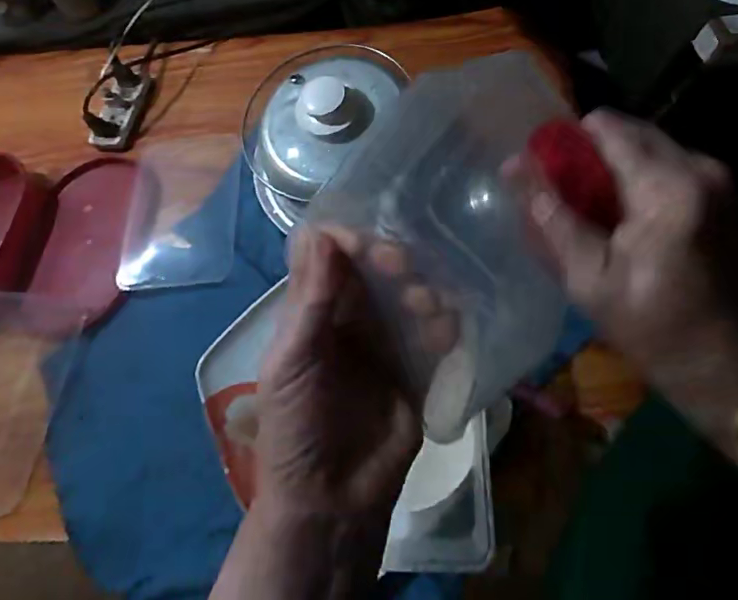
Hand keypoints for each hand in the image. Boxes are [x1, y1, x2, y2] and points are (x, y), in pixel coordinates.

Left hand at [254, 227, 420, 523]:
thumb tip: (321, 233)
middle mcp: (353, 315)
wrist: (329, 503)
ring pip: (410, 292)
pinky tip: (447, 329)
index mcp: (315, 308)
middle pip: (376, 265)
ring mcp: (388, 340)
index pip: (331, 252)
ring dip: (422, 286)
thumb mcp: (290, 362)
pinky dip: (446, 323)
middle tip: (400, 264)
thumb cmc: (294, 428)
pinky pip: (437, 334)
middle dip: (391, 256)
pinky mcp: (417, 368)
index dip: (348, 237)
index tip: (366, 241)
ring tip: (426, 304)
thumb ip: (310, 300)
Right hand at [522, 110, 737, 437]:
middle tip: (571, 195)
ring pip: (647, 144)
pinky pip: (667, 162)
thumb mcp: (588, 278)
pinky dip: (641, 177)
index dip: (568, 142)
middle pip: (628, 129)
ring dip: (617, 166)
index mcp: (664, 186)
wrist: (737, 367)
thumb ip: (551, 214)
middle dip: (593, 153)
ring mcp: (716, 176)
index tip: (551, 174)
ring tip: (599, 210)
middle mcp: (696, 166)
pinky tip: (630, 218)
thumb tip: (513, 164)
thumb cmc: (657, 329)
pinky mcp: (724, 190)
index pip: (604, 126)